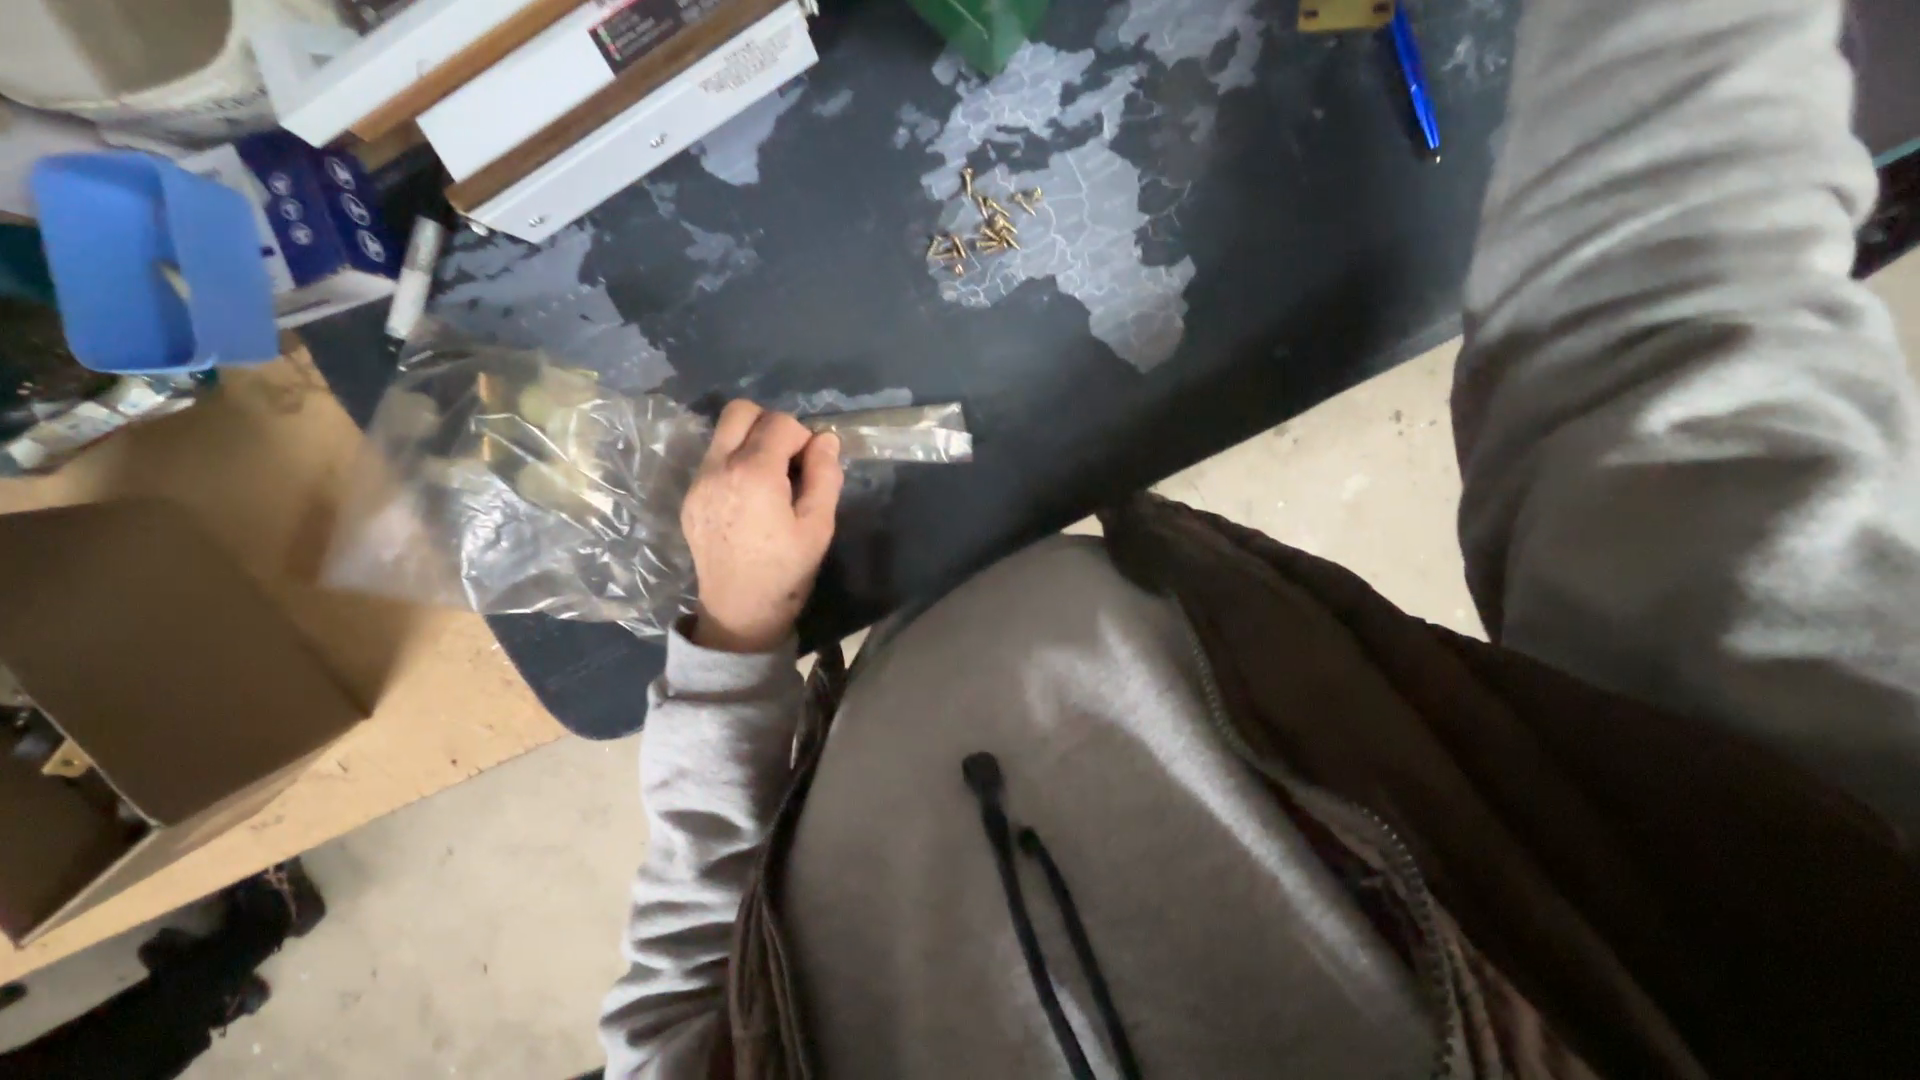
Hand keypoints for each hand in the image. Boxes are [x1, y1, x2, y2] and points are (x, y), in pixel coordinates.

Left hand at [680, 400, 843, 652]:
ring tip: (771, 481)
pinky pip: (714, 460)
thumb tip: (825, 439)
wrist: (738, 612)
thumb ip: (824, 475)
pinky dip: (735, 464)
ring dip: (751, 443)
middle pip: (741, 411)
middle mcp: (717, 468)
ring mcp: (698, 482)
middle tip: (788, 460)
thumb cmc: (785, 572)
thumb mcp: (818, 526)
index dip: (804, 438)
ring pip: (723, 433)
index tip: (812, 468)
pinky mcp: (690, 498)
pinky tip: (750, 500)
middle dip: (770, 425)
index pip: (780, 422)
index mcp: (752, 473)